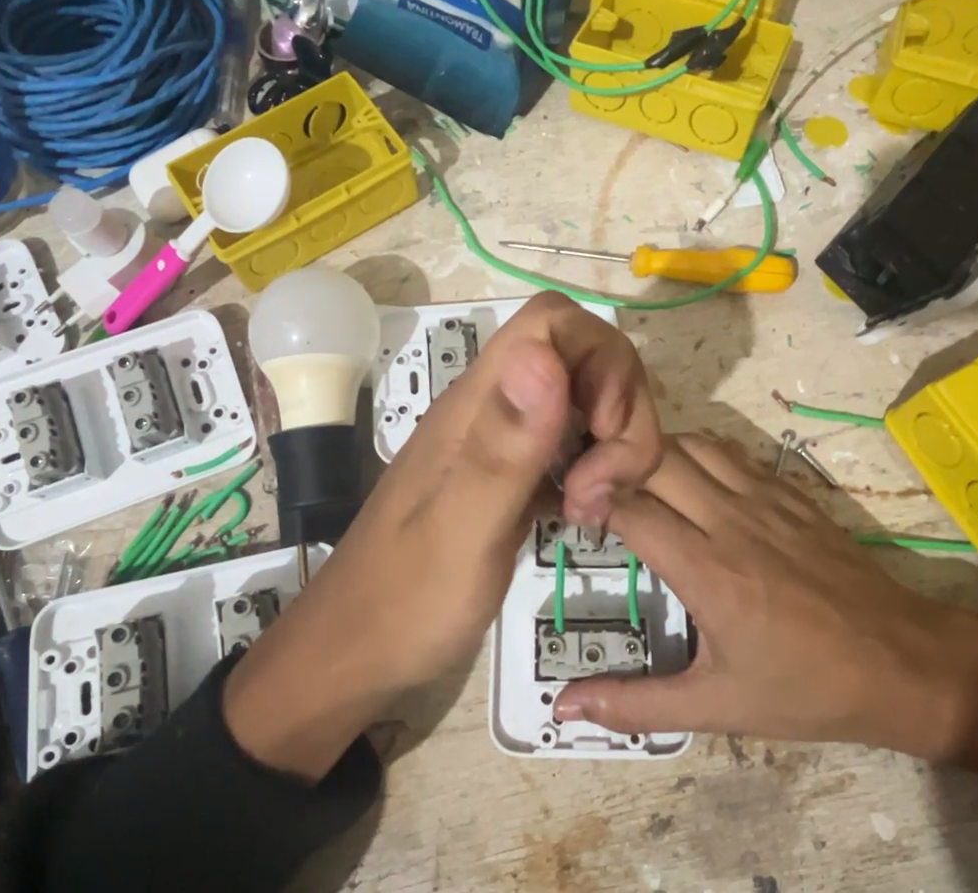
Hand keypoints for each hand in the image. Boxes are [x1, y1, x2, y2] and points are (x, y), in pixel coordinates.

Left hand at [225, 292, 663, 776]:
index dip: (599, 359)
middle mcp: (492, 411)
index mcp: (475, 405)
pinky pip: (572, 447)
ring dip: (612, 446)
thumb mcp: (460, 530)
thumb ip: (504, 445)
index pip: (550, 322)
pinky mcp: (512, 480)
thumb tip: (544, 352)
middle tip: (603, 490)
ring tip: (593, 511)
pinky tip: (585, 517)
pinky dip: (596, 472)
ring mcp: (502, 445)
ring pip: (583, 403)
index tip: (604, 430)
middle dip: (620, 412)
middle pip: (582, 359)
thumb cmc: (405, 601)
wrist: (358, 654)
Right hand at [554, 434, 977, 756]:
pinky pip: (731, 452)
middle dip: (614, 467)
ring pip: (693, 444)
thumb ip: (636, 704)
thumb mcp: (717, 707)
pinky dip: (697, 454)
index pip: (630, 508)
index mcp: (708, 570)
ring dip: (655, 453)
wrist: (903, 662)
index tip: (573, 517)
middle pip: (655, 459)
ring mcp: (766, 499)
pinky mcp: (791, 492)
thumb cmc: (805, 689)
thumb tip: (563, 708)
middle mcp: (732, 520)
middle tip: (593, 491)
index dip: (591, 503)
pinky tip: (690, 482)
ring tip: (635, 481)